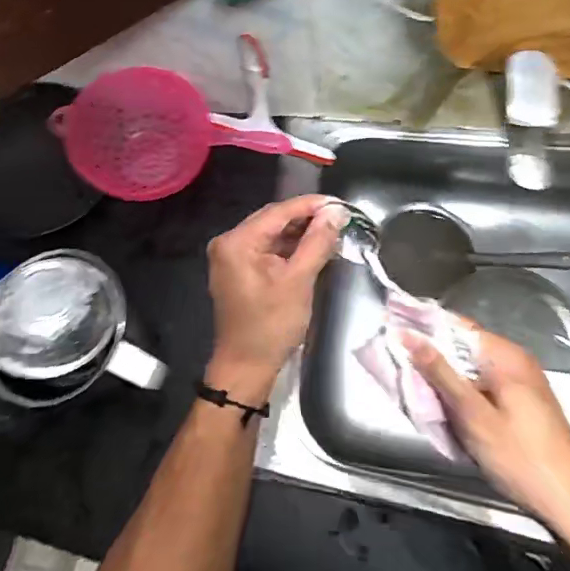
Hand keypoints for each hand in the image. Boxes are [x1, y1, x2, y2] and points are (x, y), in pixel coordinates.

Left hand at [205, 194, 345, 400]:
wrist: (246, 367)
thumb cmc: (271, 326)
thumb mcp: (299, 281)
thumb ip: (317, 242)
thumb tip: (336, 212)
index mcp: (236, 241)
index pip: (278, 212)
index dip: (311, 205)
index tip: (341, 203)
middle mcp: (228, 242)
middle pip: (273, 220)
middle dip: (306, 218)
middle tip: (339, 217)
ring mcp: (231, 256)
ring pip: (271, 234)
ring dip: (299, 233)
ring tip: (331, 231)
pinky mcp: (238, 269)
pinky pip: (266, 249)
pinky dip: (288, 248)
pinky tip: (312, 247)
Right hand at [407, 329, 569, 526]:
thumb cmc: (521, 457)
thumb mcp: (472, 415)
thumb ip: (439, 372)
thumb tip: (406, 334)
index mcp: (505, 355)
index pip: (456, 324)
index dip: (423, 325)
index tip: (392, 329)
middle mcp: (515, 359)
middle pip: (463, 345)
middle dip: (432, 353)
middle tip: (398, 362)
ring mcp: (521, 381)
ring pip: (471, 366)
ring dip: (445, 375)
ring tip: (414, 384)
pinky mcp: (522, 401)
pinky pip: (483, 383)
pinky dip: (462, 389)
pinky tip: (445, 405)